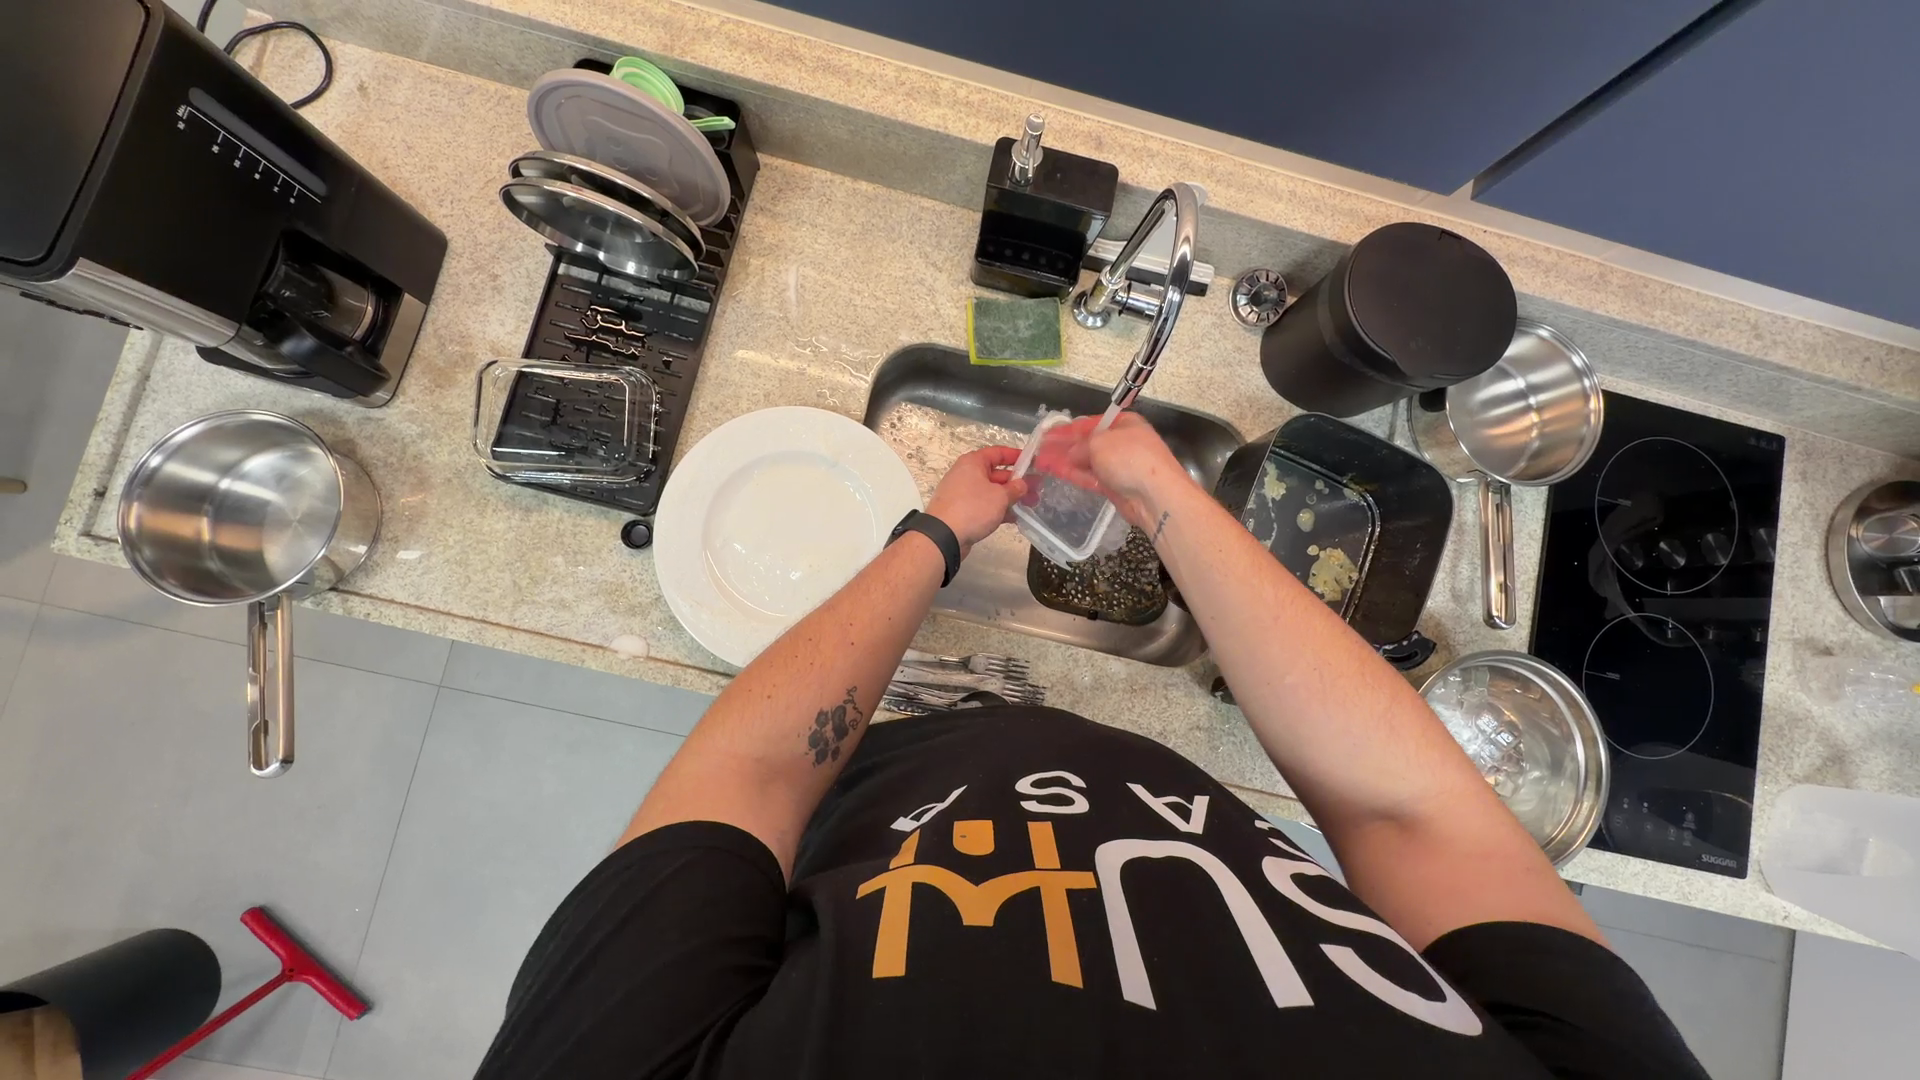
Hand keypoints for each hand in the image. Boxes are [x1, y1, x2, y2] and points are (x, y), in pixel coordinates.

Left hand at [926, 445, 1028, 556]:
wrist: (943, 535)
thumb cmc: (973, 508)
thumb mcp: (1000, 496)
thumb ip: (1015, 489)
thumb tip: (1022, 484)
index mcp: (973, 463)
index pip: (998, 453)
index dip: (1015, 456)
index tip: (1031, 462)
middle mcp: (966, 474)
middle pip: (996, 474)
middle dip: (1016, 482)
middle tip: (1036, 490)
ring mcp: (963, 494)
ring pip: (991, 492)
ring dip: (1009, 498)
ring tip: (1030, 505)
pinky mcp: (962, 511)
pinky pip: (984, 506)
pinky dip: (998, 510)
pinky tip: (1014, 518)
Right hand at [1032, 412, 1190, 529]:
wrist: (1155, 495)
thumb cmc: (1130, 458)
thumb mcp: (1099, 443)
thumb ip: (1079, 446)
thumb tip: (1070, 453)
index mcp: (1123, 424)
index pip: (1090, 423)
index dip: (1066, 429)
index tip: (1046, 434)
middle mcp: (1122, 443)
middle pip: (1087, 443)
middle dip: (1063, 447)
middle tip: (1039, 450)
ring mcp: (1119, 466)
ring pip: (1086, 462)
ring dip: (1064, 461)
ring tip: (1041, 462)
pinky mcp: (1115, 486)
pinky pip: (1091, 477)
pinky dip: (1074, 474)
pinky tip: (1056, 472)